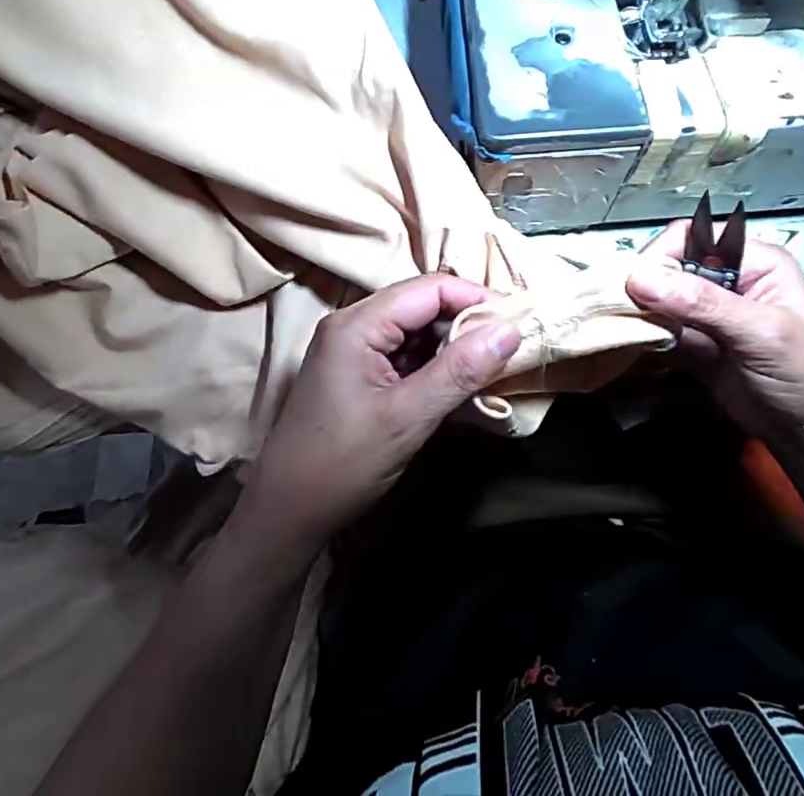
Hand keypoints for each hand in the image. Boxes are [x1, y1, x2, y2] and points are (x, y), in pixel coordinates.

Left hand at [237, 274, 522, 546]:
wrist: (287, 514)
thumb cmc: (343, 464)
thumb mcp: (409, 416)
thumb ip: (460, 370)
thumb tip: (511, 331)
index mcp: (357, 324)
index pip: (430, 288)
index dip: (476, 299)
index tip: (516, 323)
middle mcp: (353, 325)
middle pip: (424, 304)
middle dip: (468, 323)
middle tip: (509, 349)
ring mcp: (354, 349)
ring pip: (418, 330)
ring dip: (454, 346)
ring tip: (490, 368)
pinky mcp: (359, 372)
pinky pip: (406, 353)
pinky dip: (436, 365)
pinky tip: (459, 385)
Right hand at [625, 222, 803, 451]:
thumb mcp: (762, 334)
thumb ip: (703, 304)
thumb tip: (640, 278)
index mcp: (754, 261)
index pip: (695, 237)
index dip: (663, 254)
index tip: (637, 284)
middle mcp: (729, 279)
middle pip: (672, 264)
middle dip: (648, 282)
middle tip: (627, 307)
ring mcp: (710, 313)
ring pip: (662, 296)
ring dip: (643, 308)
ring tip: (627, 323)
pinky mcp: (696, 342)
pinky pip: (662, 326)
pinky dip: (647, 331)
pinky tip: (637, 338)